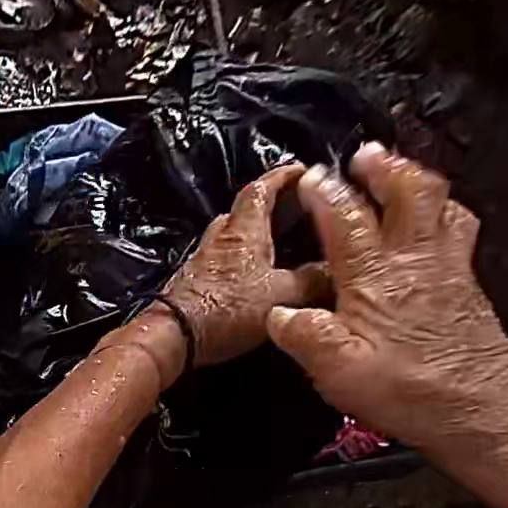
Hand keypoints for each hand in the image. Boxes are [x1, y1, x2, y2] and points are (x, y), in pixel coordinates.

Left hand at [157, 164, 329, 369]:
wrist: (174, 336)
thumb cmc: (227, 309)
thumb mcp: (282, 295)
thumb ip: (311, 280)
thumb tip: (334, 272)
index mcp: (244, 229)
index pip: (262, 188)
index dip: (284, 176)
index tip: (304, 171)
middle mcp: (220, 238)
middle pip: (246, 211)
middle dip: (272, 207)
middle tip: (297, 212)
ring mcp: (202, 261)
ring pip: (232, 237)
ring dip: (254, 236)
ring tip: (279, 245)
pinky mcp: (193, 284)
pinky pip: (222, 262)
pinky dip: (241, 261)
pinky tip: (252, 277)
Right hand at [265, 144, 507, 449]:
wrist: (473, 403)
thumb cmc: (401, 385)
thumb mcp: (335, 367)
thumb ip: (302, 335)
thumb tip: (278, 314)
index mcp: (373, 275)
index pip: (346, 219)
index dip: (326, 194)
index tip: (311, 177)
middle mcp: (413, 260)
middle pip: (408, 192)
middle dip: (385, 168)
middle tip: (366, 155)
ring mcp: (446, 268)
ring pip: (440, 205)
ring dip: (418, 184)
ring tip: (401, 177)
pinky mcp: (464, 286)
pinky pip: (457, 231)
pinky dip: (443, 214)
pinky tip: (434, 226)